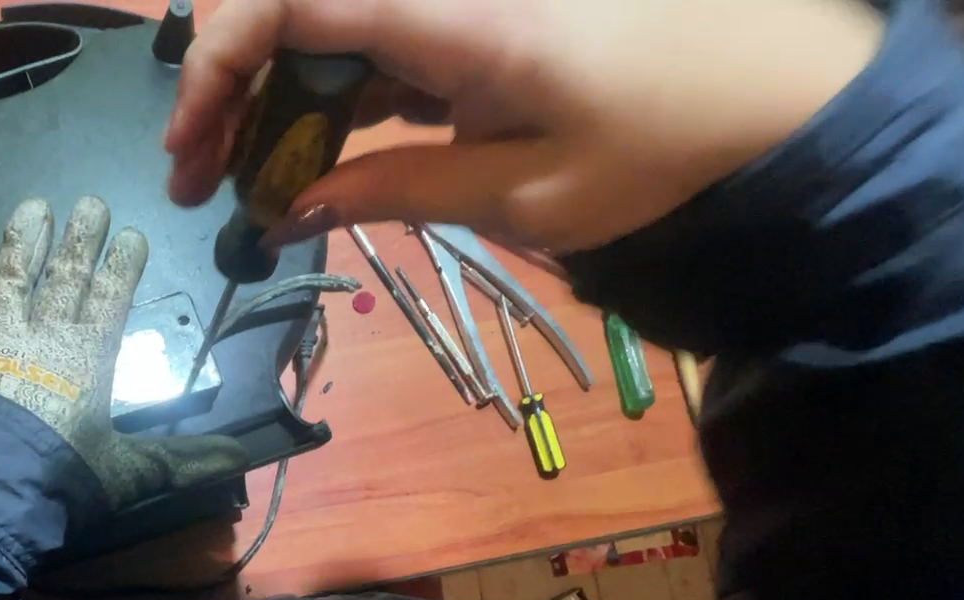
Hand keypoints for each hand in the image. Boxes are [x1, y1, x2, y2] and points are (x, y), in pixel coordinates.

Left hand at [0, 197, 246, 507]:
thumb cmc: (59, 476)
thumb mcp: (126, 473)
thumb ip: (181, 461)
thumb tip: (241, 457)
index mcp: (86, 356)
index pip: (111, 296)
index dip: (122, 264)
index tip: (131, 234)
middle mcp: (43, 334)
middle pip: (64, 275)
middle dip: (80, 238)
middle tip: (90, 202)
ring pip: (12, 275)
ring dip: (24, 239)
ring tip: (34, 206)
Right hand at [164, 0, 883, 252]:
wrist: (776, 112)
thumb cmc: (657, 155)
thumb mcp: (513, 195)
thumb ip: (387, 191)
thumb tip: (282, 215)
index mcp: (462, 11)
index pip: (298, 1)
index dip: (220, 61)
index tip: (188, 146)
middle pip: (295, 1)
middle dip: (226, 83)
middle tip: (194, 174)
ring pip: (321, 23)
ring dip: (262, 95)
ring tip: (232, 176)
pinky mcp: (464, 20)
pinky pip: (364, 44)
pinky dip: (317, 98)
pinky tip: (302, 155)